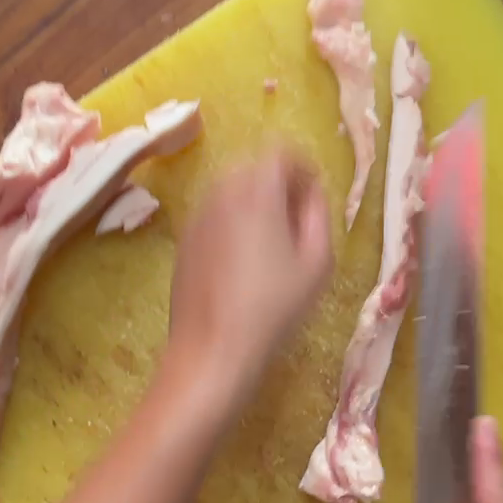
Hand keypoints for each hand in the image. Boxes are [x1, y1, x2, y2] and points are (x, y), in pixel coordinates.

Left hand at [165, 150, 331, 403]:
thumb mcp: (318, 263)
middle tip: (296, 221)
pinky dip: (231, 225)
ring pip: (229, 192)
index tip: (314, 197)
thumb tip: (312, 195)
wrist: (213, 351)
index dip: (304, 169)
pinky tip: (243, 266)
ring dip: (253, 204)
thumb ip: (319, 215)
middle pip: (252, 167)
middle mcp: (220, 193)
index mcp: (257, 190)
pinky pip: (213, 218)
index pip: (281, 152)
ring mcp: (196, 217)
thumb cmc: (274, 309)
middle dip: (277, 185)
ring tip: (272, 246)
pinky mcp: (183, 243)